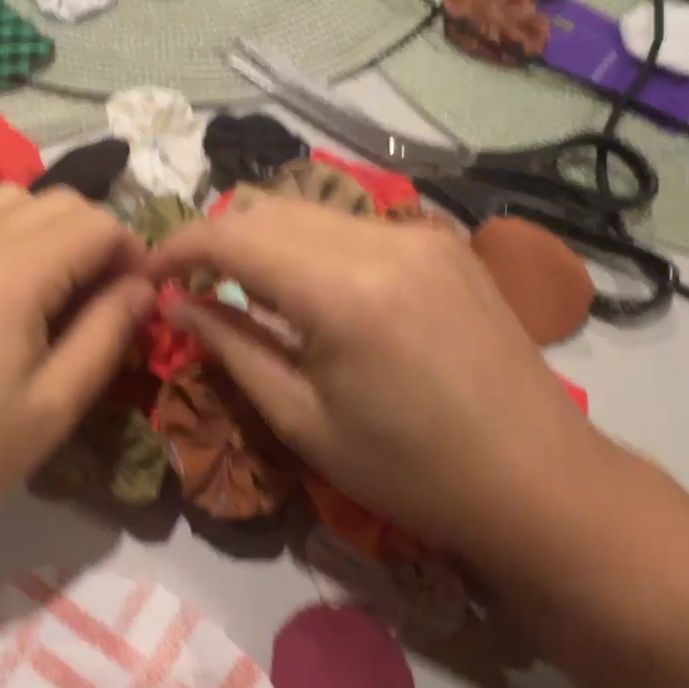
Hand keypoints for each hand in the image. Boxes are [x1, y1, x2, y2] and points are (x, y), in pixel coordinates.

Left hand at [0, 186, 155, 537]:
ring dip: (50, 224)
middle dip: (96, 233)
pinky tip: (6, 284)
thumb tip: (142, 286)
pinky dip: (8, 228)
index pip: (96, 223)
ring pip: (13, 197)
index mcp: (13, 272)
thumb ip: (105, 335)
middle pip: (58, 199)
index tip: (137, 296)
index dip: (131, 251)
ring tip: (58, 282)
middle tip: (104, 292)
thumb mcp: (53, 406)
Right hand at [147, 198, 601, 549]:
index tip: (148, 274)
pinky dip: (307, 243)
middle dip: (214, 237)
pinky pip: (348, 222)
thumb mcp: (302, 420)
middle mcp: (381, 241)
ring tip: (243, 288)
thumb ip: (232, 347)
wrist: (541, 481)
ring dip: (260, 237)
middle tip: (191, 286)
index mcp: (344, 292)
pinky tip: (309, 291)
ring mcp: (418, 234)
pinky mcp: (441, 242)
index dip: (177, 246)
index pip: (231, 235)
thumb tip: (176, 302)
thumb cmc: (410, 471)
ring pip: (306, 207)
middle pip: (265, 206)